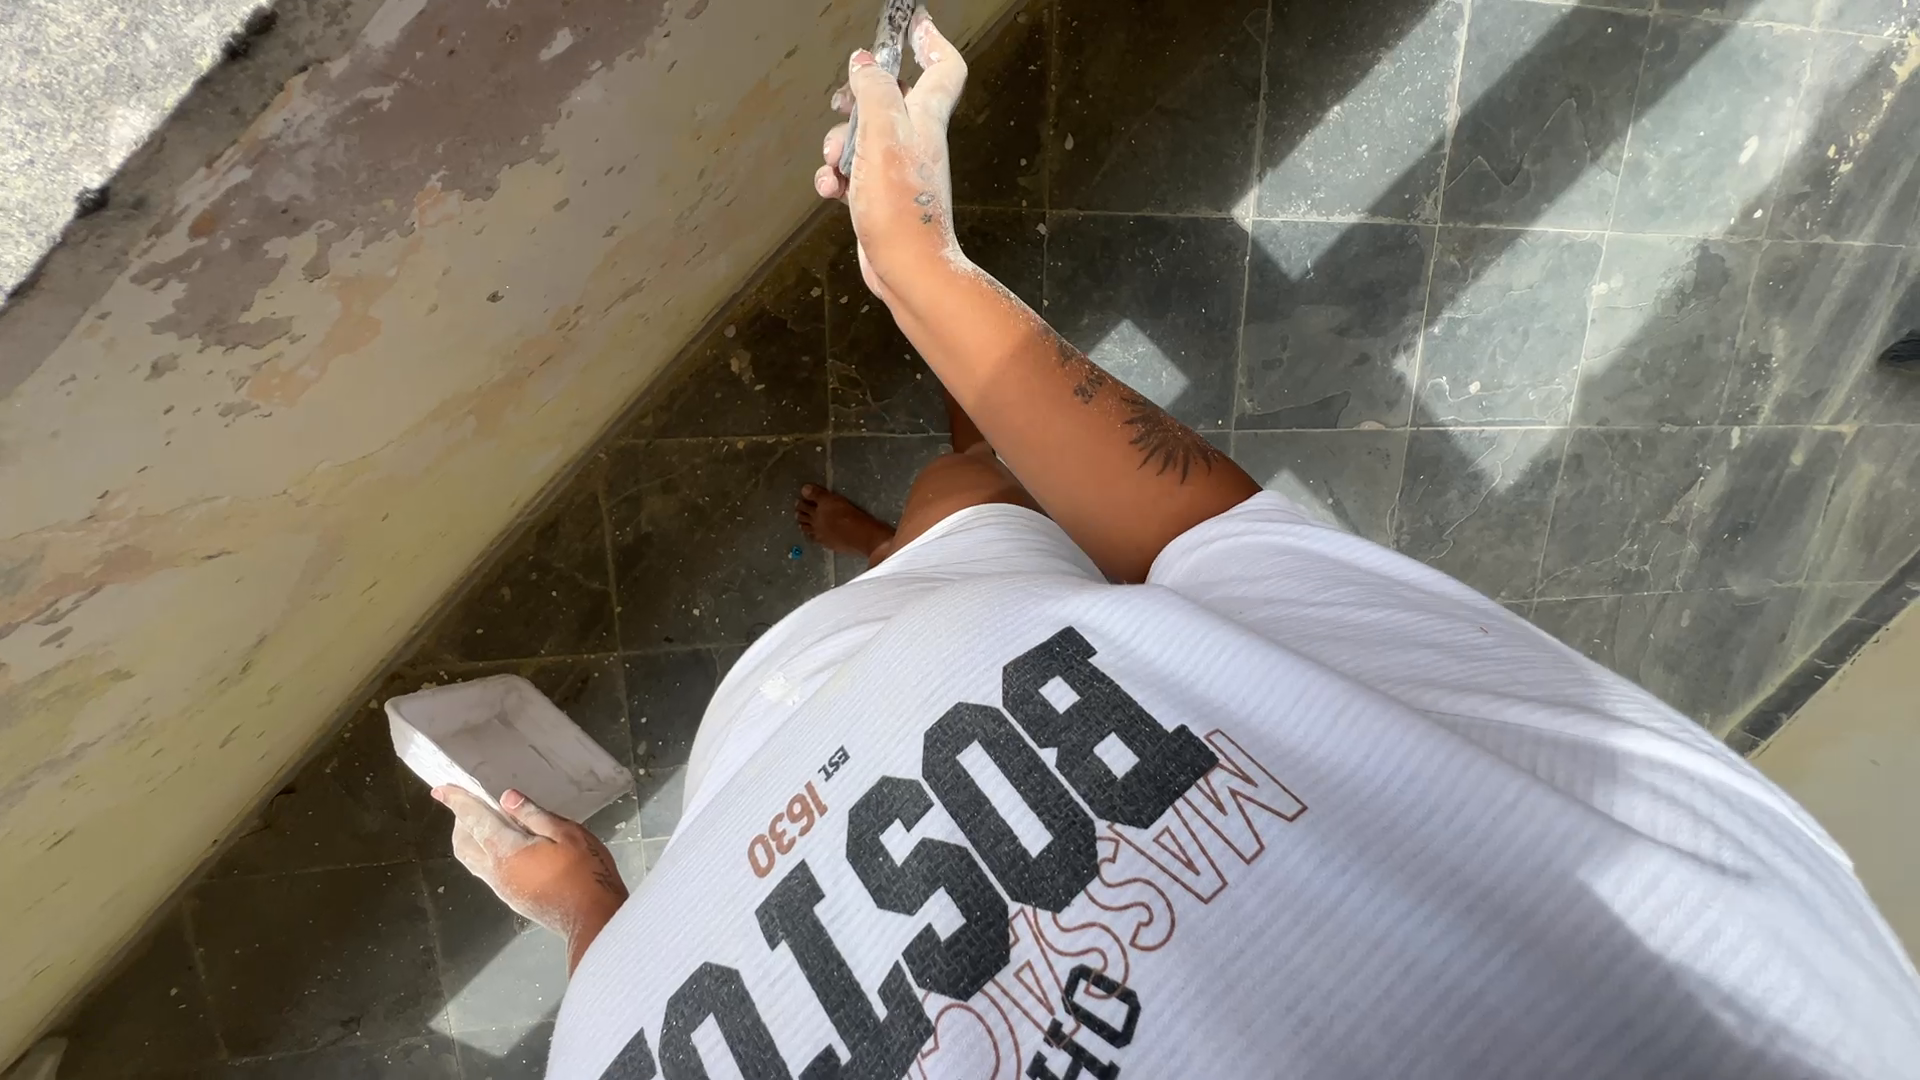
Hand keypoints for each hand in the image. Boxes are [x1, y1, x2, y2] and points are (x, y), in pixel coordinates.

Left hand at [434, 786, 627, 971]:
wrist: (590, 915)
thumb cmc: (584, 869)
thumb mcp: (568, 834)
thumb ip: (535, 816)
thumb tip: (506, 798)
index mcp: (508, 851)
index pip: (476, 821)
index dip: (459, 803)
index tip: (441, 789)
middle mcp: (495, 870)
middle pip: (464, 843)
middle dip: (460, 820)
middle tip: (468, 801)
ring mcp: (500, 886)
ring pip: (470, 858)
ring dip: (468, 836)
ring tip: (481, 820)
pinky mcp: (510, 894)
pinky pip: (483, 868)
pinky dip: (482, 849)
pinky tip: (503, 843)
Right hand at [814, 8, 967, 303]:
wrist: (906, 270)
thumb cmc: (901, 208)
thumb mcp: (882, 133)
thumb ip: (874, 91)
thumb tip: (864, 64)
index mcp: (924, 120)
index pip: (943, 68)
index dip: (930, 41)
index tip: (910, 24)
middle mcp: (915, 144)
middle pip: (888, 100)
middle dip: (857, 97)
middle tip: (841, 101)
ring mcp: (897, 174)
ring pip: (862, 140)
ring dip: (838, 144)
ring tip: (835, 161)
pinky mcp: (880, 201)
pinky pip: (852, 177)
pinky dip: (835, 180)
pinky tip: (831, 190)